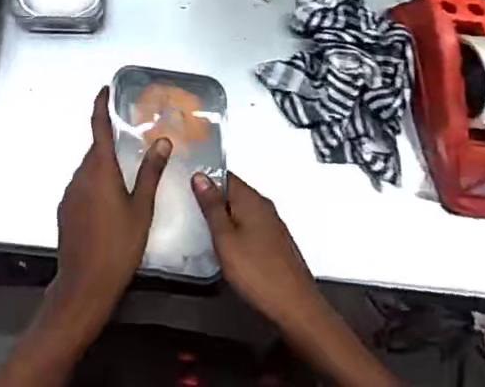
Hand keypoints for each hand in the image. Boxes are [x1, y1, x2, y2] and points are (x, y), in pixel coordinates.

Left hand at [0, 89, 171, 386]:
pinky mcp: (65, 207)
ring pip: (89, 170)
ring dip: (104, 169)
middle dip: (110, 143)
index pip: (98, 127)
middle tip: (129, 142)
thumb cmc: (119, 245)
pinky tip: (109, 207)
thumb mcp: (142, 209)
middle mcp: (80, 174)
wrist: (85, 281)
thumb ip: (150, 173)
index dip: (100, 105)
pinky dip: (95, 187)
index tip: (103, 89)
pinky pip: (82, 187)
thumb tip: (162, 142)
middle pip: (95, 150)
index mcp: (100, 169)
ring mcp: (70, 190)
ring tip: (125, 182)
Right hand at [192, 171, 320, 321]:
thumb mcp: (224, 237)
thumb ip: (211, 205)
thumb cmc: (257, 272)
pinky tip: (229, 249)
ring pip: (242, 212)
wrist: (298, 311)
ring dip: (225, 218)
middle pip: (233, 193)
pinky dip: (238, 232)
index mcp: (251, 199)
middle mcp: (265, 207)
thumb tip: (200, 177)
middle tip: (191, 210)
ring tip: (206, 231)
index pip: (223, 175)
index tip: (186, 188)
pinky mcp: (278, 245)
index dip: (203, 178)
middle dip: (213, 200)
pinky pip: (252, 228)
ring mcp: (274, 227)